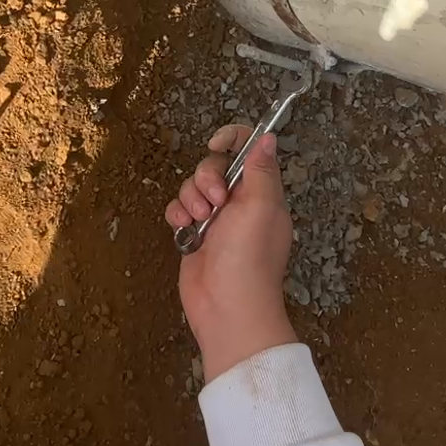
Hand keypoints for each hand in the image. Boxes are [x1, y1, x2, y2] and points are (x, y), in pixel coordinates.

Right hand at [165, 124, 296, 383]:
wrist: (228, 309)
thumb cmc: (249, 256)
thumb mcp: (260, 208)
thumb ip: (261, 170)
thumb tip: (267, 136)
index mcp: (262, 192)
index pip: (249, 149)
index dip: (233, 139)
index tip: (216, 144)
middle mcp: (240, 201)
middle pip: (215, 165)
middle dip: (207, 177)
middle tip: (215, 202)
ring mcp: (215, 218)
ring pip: (194, 185)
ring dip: (191, 197)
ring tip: (198, 220)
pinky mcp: (194, 233)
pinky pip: (179, 208)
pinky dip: (178, 214)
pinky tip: (183, 228)